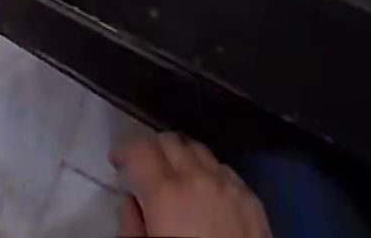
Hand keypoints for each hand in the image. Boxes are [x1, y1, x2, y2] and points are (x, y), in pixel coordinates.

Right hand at [113, 132, 269, 237]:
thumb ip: (131, 229)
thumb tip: (132, 204)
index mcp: (166, 195)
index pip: (139, 149)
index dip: (123, 150)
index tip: (117, 162)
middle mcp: (199, 179)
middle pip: (170, 141)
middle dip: (152, 149)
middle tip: (143, 169)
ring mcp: (230, 187)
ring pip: (199, 150)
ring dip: (182, 158)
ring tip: (175, 179)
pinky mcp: (254, 202)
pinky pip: (225, 170)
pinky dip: (208, 172)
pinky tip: (205, 195)